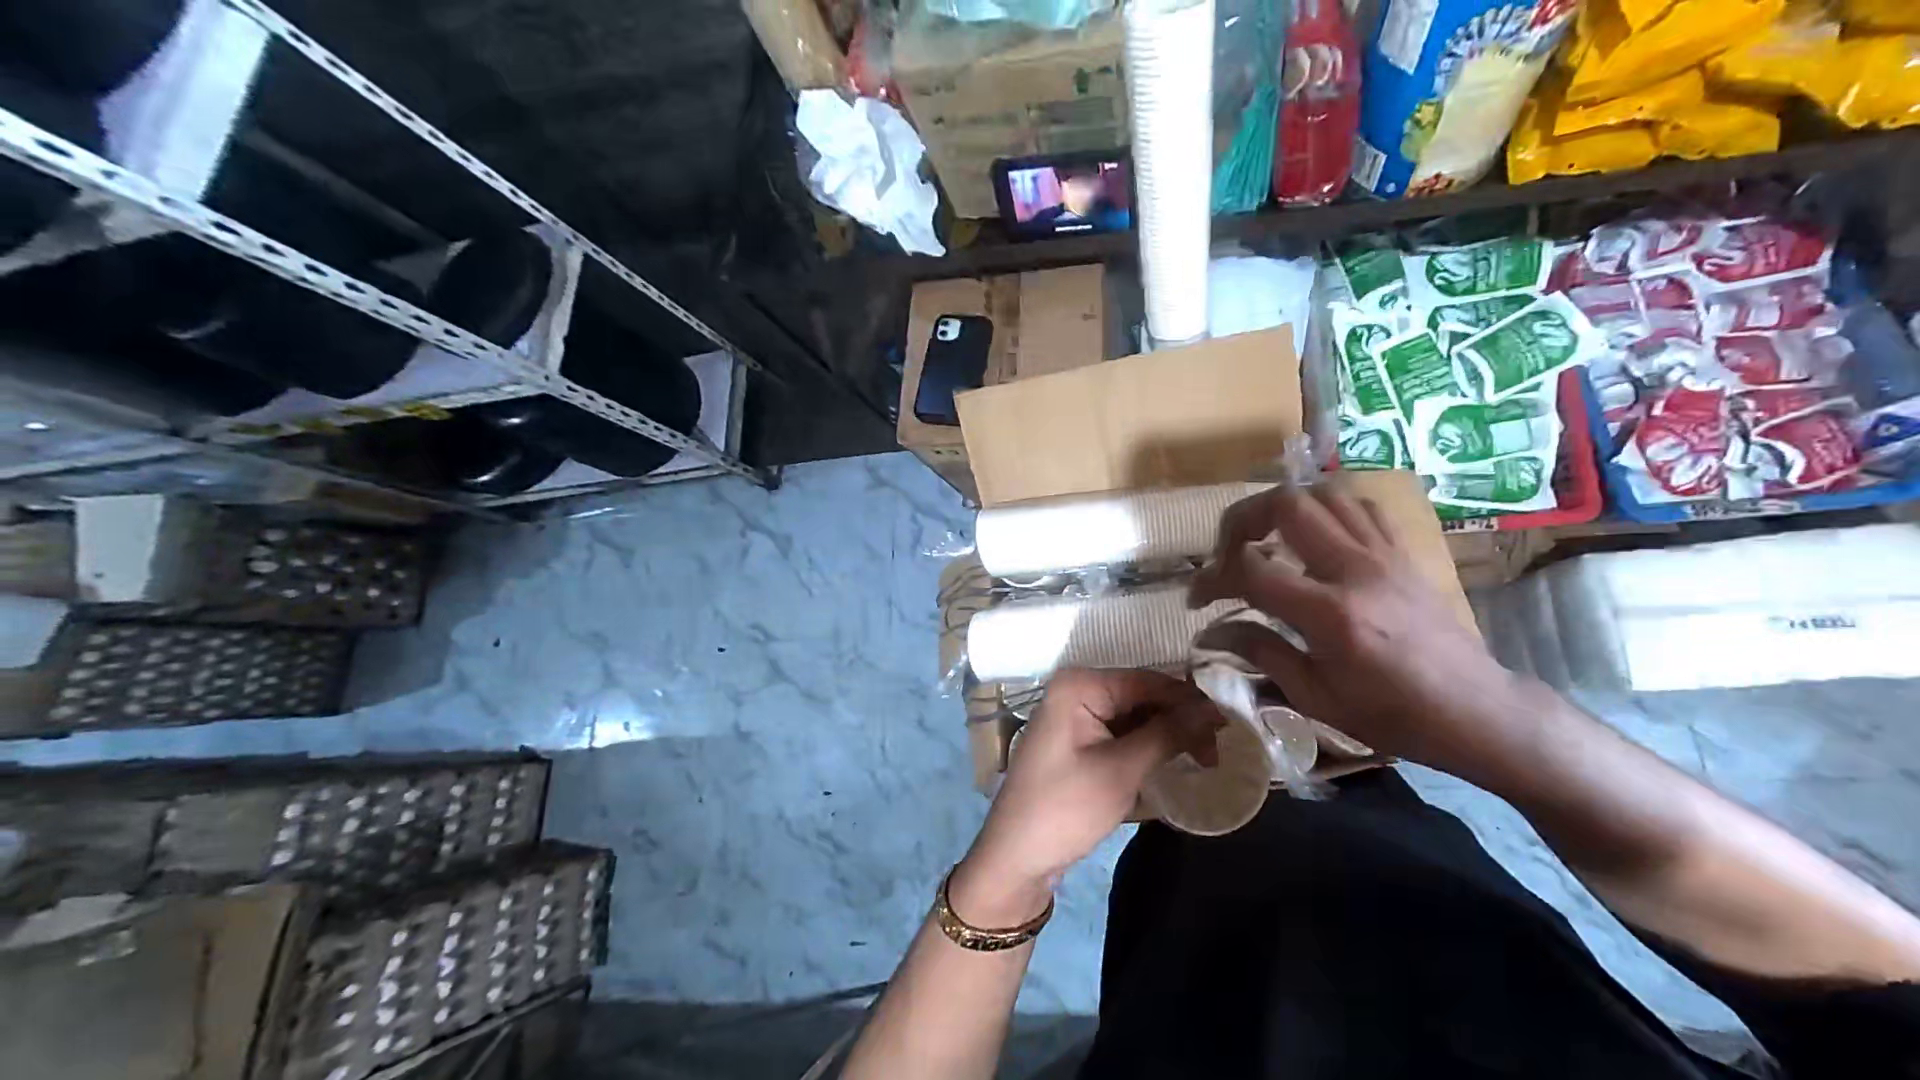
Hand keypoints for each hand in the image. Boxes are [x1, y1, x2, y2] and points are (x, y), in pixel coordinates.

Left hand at [950, 669, 1219, 927]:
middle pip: (1142, 696)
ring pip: (1135, 716)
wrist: (1016, 857)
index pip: (1149, 681)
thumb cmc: (1066, 808)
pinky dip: (1147, 747)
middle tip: (1219, 752)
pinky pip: (1121, 734)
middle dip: (1181, 720)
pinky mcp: (1078, 741)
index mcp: (1080, 685)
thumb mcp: (1122, 770)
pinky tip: (1175, 763)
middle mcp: (1076, 690)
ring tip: (1206, 761)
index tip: (1232, 725)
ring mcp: (1075, 716)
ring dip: (1167, 736)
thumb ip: (1168, 733)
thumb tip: (1213, 708)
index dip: (1191, 700)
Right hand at [1188, 482, 1521, 773]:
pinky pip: (1359, 506)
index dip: (1212, 578)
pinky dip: (1324, 510)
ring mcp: (1384, 555)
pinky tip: (1313, 538)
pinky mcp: (1403, 553)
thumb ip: (1261, 653)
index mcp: (1331, 614)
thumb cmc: (1394, 716)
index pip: (1251, 569)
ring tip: (1265, 539)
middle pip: (1286, 504)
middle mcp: (1356, 570)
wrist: (1479, 712)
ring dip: (1282, 508)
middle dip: (1240, 521)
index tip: (1199, 599)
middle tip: (1227, 553)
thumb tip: (1211, 633)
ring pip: (1323, 494)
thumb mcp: (1317, 698)